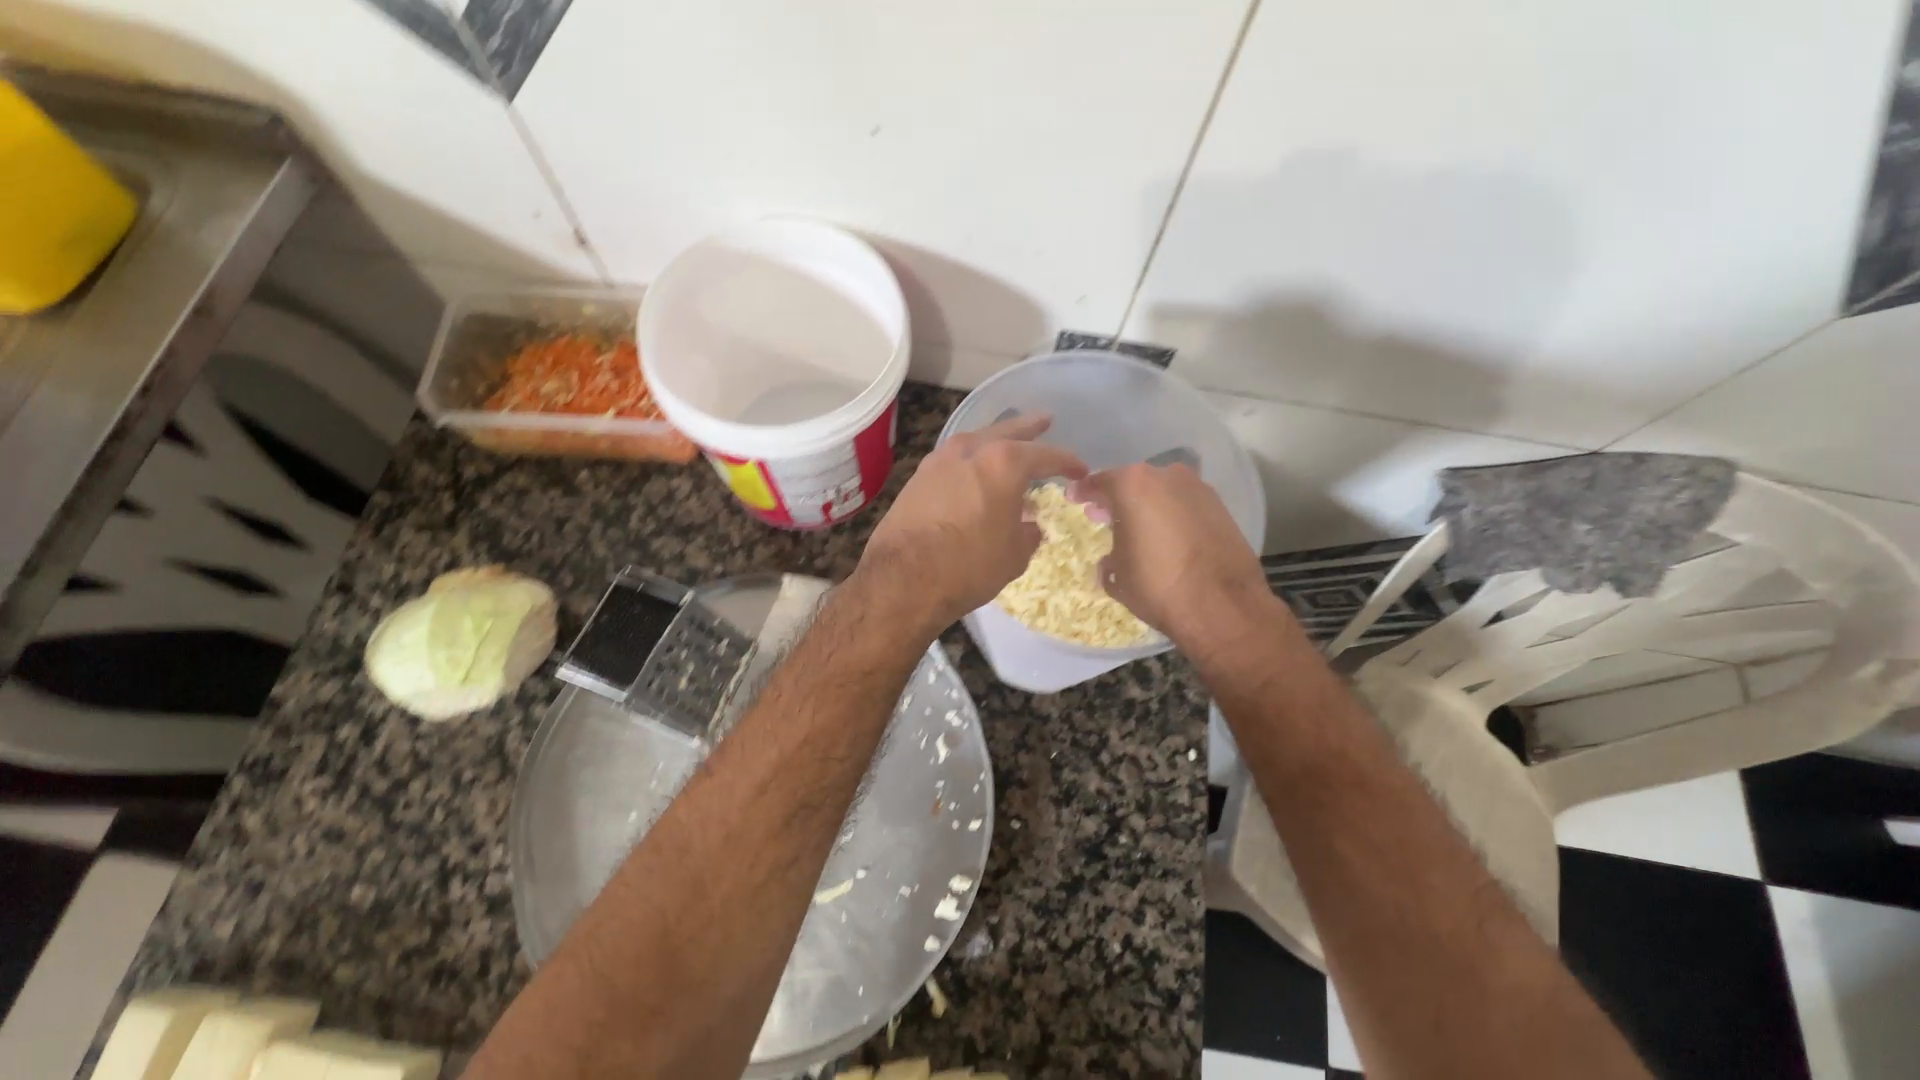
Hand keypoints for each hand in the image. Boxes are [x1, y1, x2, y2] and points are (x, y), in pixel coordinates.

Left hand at [859, 413, 1086, 633]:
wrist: (903, 579)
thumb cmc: (969, 566)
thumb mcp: (1014, 555)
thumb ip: (1027, 532)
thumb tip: (1028, 524)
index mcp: (1004, 463)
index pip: (1045, 455)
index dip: (1067, 463)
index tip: (1080, 469)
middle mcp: (971, 450)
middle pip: (1007, 432)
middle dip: (1028, 428)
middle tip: (1044, 420)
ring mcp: (940, 460)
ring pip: (976, 441)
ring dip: (995, 442)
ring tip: (1008, 443)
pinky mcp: (918, 478)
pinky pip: (954, 460)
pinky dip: (971, 462)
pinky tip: (975, 471)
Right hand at [1071, 462, 1272, 647]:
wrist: (1222, 605)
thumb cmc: (1158, 585)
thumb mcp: (1118, 577)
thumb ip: (1109, 559)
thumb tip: (1110, 561)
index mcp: (1133, 485)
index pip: (1100, 481)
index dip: (1084, 492)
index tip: (1074, 499)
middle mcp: (1167, 476)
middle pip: (1134, 482)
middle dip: (1117, 498)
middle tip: (1102, 516)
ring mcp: (1199, 489)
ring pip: (1163, 492)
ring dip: (1147, 506)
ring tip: (1138, 529)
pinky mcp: (1221, 507)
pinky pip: (1185, 505)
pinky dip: (1172, 515)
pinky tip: (1167, 537)